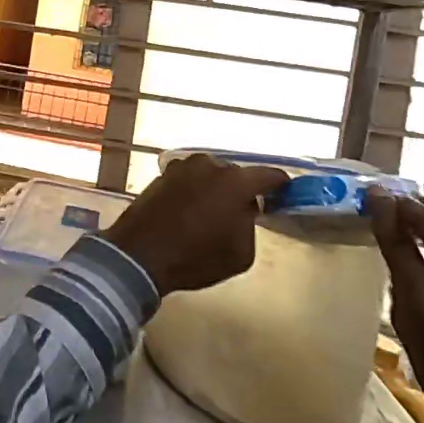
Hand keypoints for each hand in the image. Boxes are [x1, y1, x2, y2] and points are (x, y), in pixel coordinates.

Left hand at [101, 155, 288, 294]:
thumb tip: (244, 210)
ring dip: (215, 188)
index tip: (283, 191)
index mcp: (235, 181)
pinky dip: (194, 191)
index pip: (268, 175)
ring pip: (209, 175)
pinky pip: (188, 180)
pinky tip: (190, 211)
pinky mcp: (161, 175)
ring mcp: (182, 167)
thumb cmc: (196, 257)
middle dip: (241, 189)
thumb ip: (249, 224)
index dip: (279, 184)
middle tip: (242, 210)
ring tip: (212, 212)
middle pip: (235, 173)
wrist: (140, 255)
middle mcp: (209, 165)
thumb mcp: (241, 253)